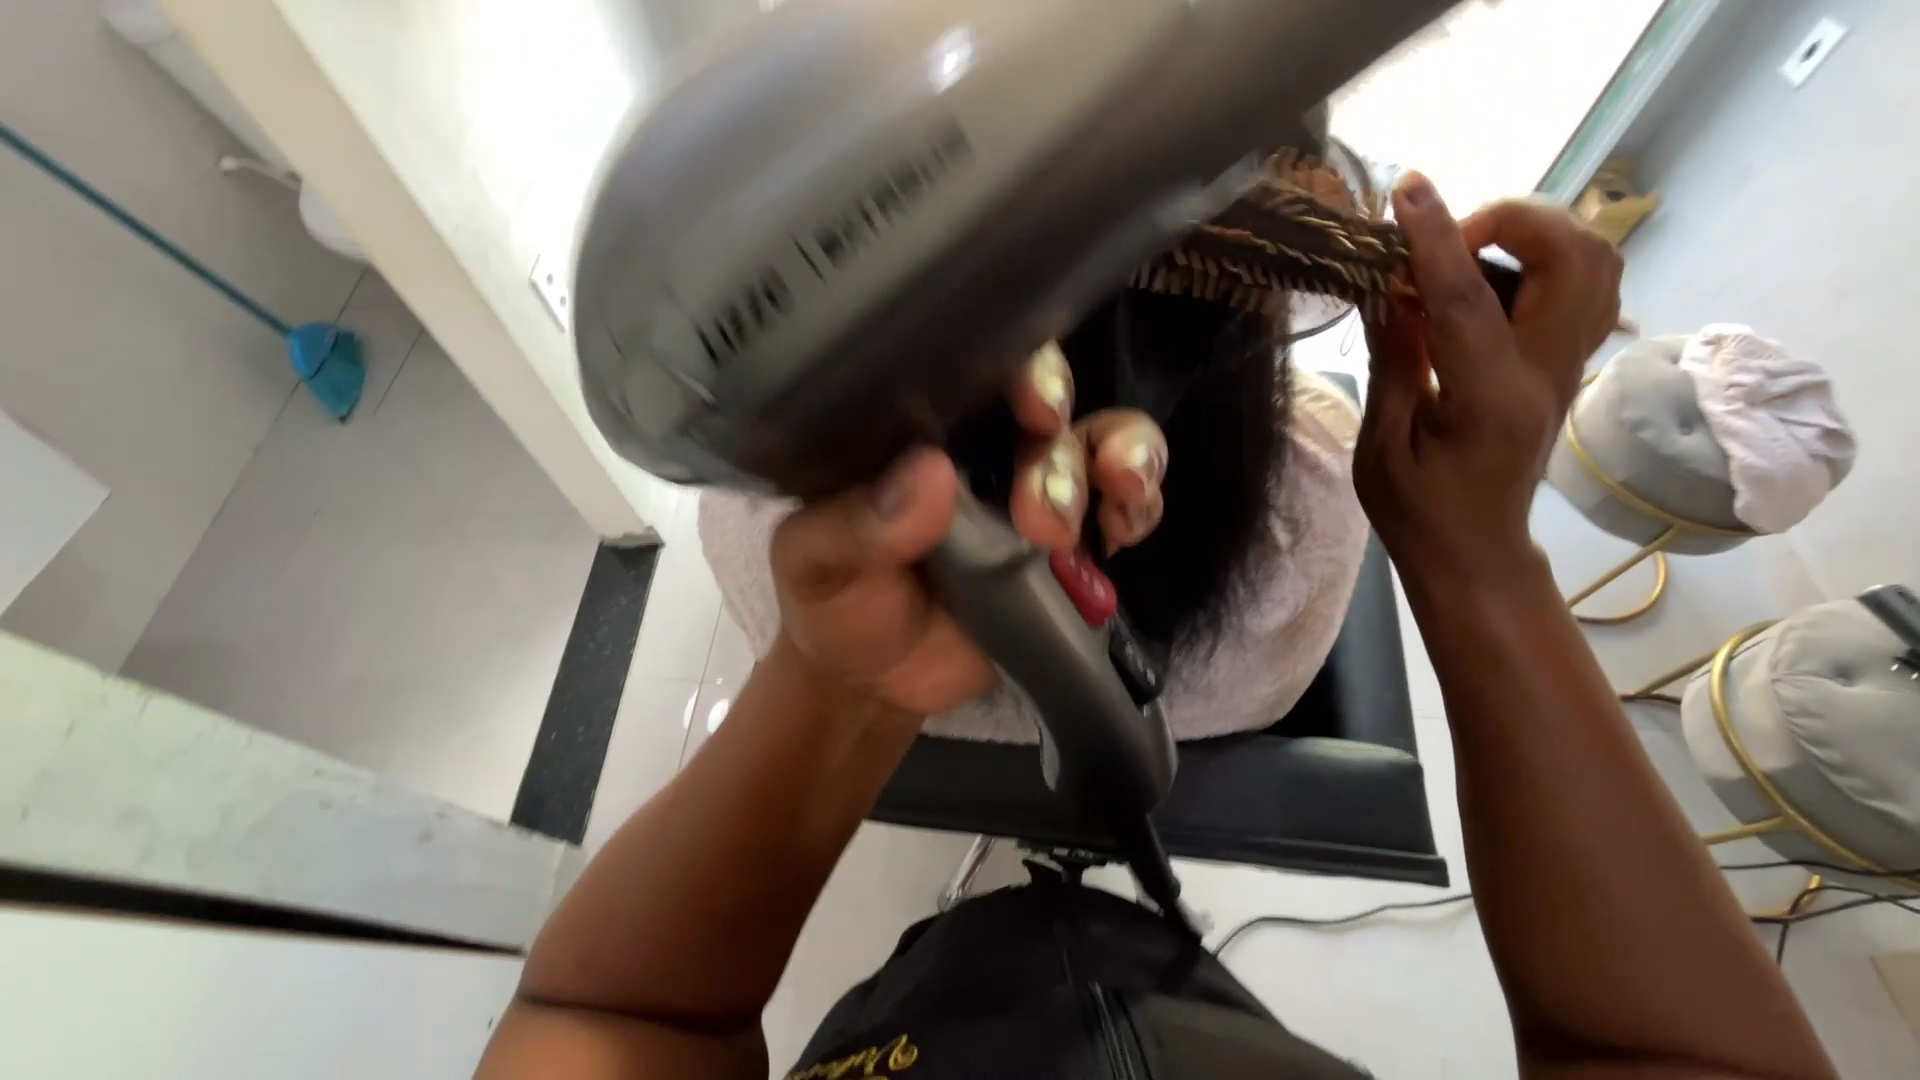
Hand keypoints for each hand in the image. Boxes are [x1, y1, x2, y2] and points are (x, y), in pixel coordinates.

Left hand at [770, 346, 1167, 715]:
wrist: (880, 680)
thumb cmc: (837, 602)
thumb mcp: (817, 564)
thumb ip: (855, 526)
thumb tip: (930, 476)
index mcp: (922, 432)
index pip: (977, 371)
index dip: (1020, 373)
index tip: (1036, 407)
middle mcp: (986, 449)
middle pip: (1052, 405)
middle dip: (1062, 445)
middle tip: (1043, 512)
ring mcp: (1036, 494)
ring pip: (1104, 443)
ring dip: (1124, 461)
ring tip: (1116, 499)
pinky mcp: (1073, 547)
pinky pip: (1126, 508)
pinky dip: (1139, 508)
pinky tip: (1123, 530)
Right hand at [1356, 172, 1621, 583]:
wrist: (1476, 552)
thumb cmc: (1417, 513)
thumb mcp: (1381, 447)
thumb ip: (1393, 363)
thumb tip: (1391, 290)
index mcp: (1490, 399)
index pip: (1467, 299)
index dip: (1432, 239)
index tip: (1407, 191)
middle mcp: (1546, 372)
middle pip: (1573, 256)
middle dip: (1508, 220)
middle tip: (1440, 241)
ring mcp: (1567, 366)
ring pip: (1595, 261)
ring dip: (1534, 233)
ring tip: (1465, 252)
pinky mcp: (1566, 366)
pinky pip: (1586, 286)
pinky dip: (1545, 258)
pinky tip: (1491, 278)